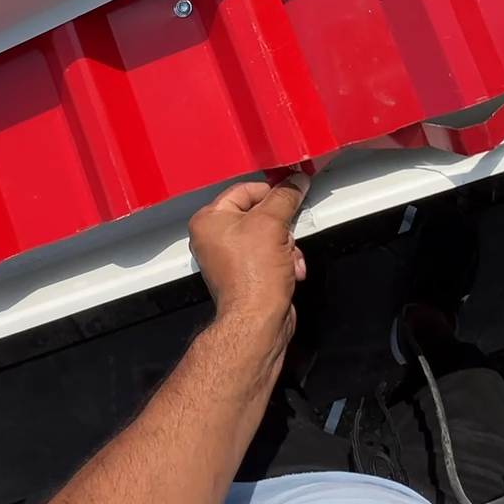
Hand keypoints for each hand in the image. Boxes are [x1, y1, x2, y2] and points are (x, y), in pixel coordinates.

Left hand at [187, 174, 307, 328]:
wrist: (259, 321)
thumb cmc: (254, 275)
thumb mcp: (272, 224)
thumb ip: (284, 197)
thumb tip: (295, 181)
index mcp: (209, 220)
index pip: (244, 190)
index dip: (270, 192)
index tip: (292, 191)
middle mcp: (214, 237)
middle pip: (259, 214)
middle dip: (281, 226)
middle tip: (287, 235)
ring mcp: (229, 257)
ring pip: (269, 234)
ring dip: (287, 245)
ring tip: (290, 258)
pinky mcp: (246, 274)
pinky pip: (270, 254)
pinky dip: (285, 260)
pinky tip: (291, 270)